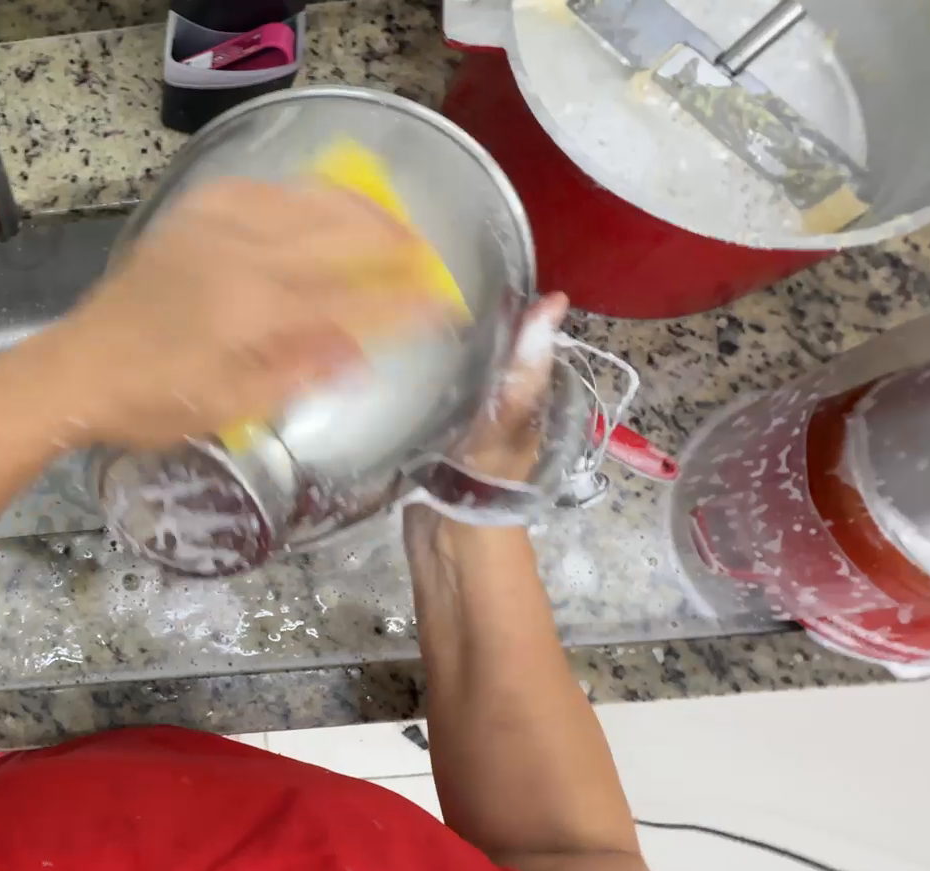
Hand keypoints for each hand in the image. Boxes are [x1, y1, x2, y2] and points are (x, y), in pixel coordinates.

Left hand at [0, 178, 459, 451]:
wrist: (74, 371)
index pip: (352, 301)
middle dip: (396, 246)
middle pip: (343, 236)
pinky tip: (315, 211)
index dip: (404, 303)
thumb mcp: (225, 407)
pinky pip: (263, 191)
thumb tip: (360, 354)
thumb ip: (297, 376)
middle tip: (429, 260)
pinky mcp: (190, 217)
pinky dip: (301, 197)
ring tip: (390, 228)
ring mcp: (214, 229)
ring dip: (359, 212)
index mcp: (255, 313)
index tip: (443, 304)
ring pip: (309, 201)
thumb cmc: (146, 403)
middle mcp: (242, 257)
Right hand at [405, 292, 567, 556]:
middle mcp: (488, 401)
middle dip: (446, 326)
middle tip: (403, 291)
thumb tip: (552, 300)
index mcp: (518, 393)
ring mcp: (453, 421)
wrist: (449, 541)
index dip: (493, 303)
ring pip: (441, 376)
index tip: (456, 269)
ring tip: (383, 321)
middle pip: (471, 353)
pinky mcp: (421, 438)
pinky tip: (377, 370)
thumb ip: (521, 371)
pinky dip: (401, 387)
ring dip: (420, 356)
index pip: (511, 335)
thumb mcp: (505, 421)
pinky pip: (415, 402)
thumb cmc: (485, 481)